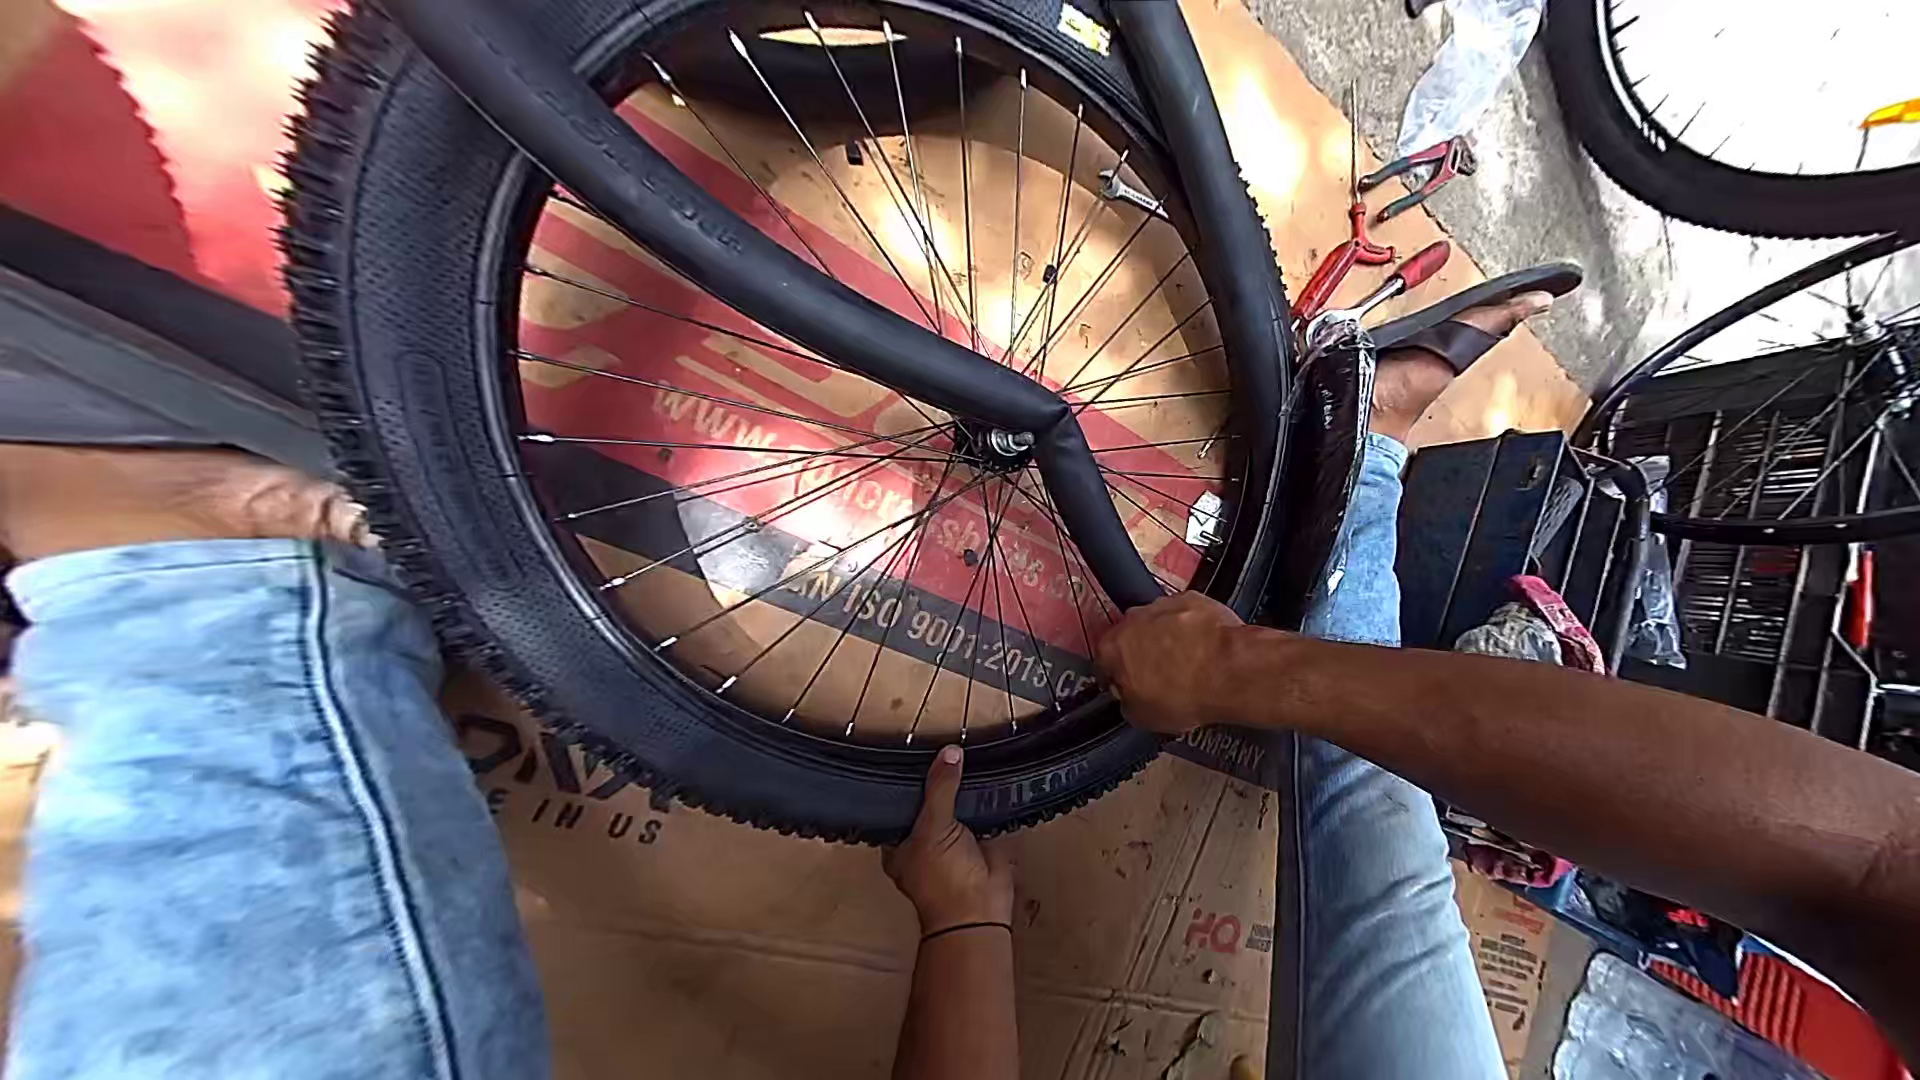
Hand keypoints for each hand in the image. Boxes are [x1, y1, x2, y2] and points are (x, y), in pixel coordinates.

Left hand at [883, 745, 1013, 932]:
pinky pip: (978, 807)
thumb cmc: (942, 877)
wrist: (981, 910)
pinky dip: (982, 791)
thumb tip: (949, 752)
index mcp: (899, 840)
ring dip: (960, 781)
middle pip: (927, 797)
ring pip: (954, 801)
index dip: (904, 775)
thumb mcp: (934, 827)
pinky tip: (984, 765)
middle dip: (935, 774)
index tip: (912, 745)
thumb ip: (940, 788)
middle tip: (940, 737)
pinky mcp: (978, 835)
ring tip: (962, 743)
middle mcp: (923, 836)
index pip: (897, 800)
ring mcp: (952, 836)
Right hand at [1095, 591, 1250, 734]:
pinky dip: (1192, 627)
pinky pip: (1185, 613)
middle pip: (1130, 638)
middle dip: (1141, 654)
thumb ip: (1127, 703)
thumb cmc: (1187, 692)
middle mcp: (1131, 621)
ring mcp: (1161, 607)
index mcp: (1111, 649)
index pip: (1102, 663)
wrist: (1229, 671)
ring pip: (1157, 623)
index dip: (1115, 677)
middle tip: (1160, 676)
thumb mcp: (1144, 718)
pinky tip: (1205, 648)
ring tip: (1188, 663)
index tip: (1126, 685)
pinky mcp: (1191, 599)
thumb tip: (1130, 701)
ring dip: (1167, 638)